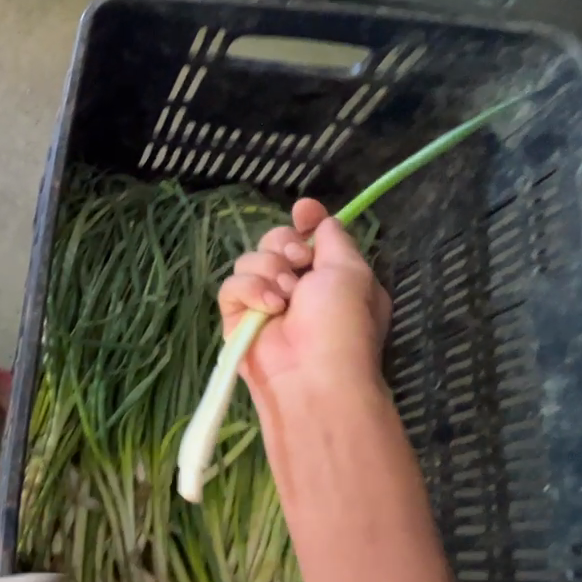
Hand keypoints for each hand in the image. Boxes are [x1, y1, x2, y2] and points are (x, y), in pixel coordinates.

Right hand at [217, 199, 390, 408]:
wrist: (313, 372)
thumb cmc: (342, 322)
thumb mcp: (351, 271)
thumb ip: (333, 239)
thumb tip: (317, 216)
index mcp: (329, 275)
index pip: (309, 236)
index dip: (305, 220)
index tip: (304, 209)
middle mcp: (296, 286)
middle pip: (273, 241)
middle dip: (284, 246)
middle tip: (298, 263)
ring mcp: (263, 300)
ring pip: (249, 261)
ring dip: (268, 271)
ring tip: (285, 296)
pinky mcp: (235, 316)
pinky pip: (230, 286)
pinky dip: (248, 291)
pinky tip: (267, 308)